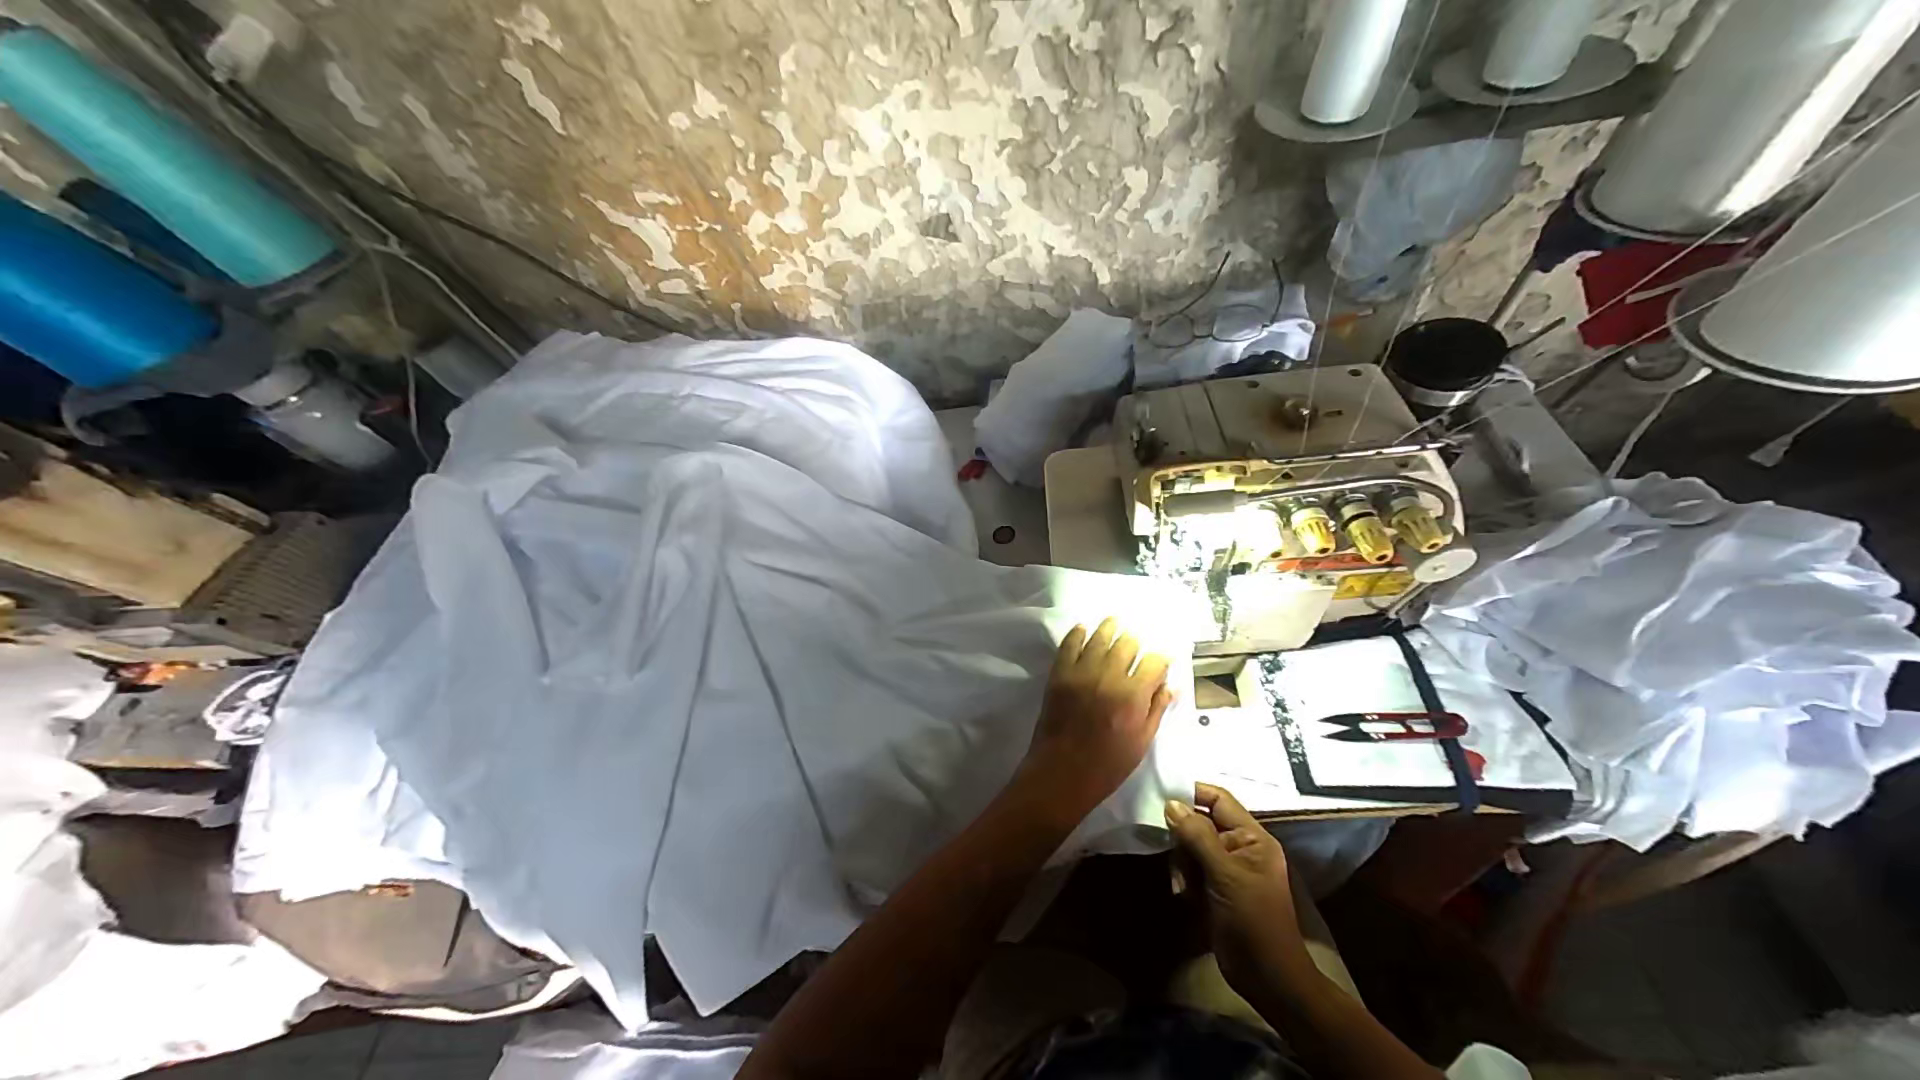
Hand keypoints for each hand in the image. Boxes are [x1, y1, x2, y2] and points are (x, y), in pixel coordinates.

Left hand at [1019, 617, 1174, 818]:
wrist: (1061, 773)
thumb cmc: (1107, 765)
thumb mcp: (1141, 742)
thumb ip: (1156, 710)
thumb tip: (1170, 686)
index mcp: (1134, 695)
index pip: (1155, 662)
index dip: (1161, 659)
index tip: (1161, 661)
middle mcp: (1109, 676)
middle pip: (1127, 644)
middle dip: (1135, 642)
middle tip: (1136, 642)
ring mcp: (1081, 672)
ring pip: (1099, 638)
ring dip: (1109, 628)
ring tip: (1114, 621)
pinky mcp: (1059, 675)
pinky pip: (1069, 645)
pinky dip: (1077, 634)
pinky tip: (1082, 629)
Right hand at [1165, 783, 1310, 996]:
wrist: (1268, 978)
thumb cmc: (1254, 922)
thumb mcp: (1226, 875)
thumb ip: (1198, 837)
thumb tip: (1171, 803)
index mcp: (1252, 837)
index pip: (1219, 799)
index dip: (1192, 793)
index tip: (1159, 796)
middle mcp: (1240, 847)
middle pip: (1200, 822)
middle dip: (1183, 837)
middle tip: (1174, 855)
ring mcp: (1227, 869)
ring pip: (1191, 847)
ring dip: (1181, 863)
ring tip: (1183, 887)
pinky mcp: (1215, 888)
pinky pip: (1191, 869)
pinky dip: (1184, 879)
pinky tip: (1184, 896)